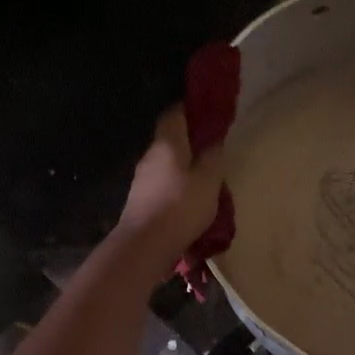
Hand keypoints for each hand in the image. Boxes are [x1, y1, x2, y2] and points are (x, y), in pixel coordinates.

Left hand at [114, 104, 225, 264]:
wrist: (145, 245)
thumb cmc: (180, 207)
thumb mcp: (209, 181)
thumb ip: (213, 158)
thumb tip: (213, 141)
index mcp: (167, 144)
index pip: (174, 113)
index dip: (190, 109)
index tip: (207, 112)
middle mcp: (150, 155)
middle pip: (170, 139)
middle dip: (189, 140)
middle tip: (211, 146)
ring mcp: (142, 178)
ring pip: (166, 162)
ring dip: (183, 164)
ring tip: (204, 174)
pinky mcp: (141, 199)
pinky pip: (162, 182)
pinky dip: (176, 183)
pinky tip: (189, 195)